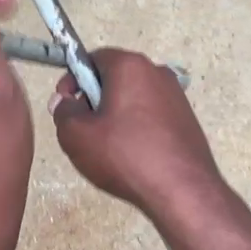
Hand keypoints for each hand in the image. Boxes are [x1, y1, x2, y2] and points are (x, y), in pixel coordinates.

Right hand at [51, 49, 224, 216]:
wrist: (183, 191)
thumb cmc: (125, 156)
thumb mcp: (76, 135)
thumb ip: (63, 111)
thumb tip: (65, 102)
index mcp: (130, 66)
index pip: (92, 58)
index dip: (72, 79)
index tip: (64, 104)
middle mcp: (157, 72)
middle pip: (115, 77)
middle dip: (93, 98)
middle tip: (82, 128)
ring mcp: (176, 96)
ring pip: (133, 98)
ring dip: (115, 115)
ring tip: (106, 147)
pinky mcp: (187, 120)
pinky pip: (151, 115)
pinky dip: (136, 128)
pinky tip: (131, 156)